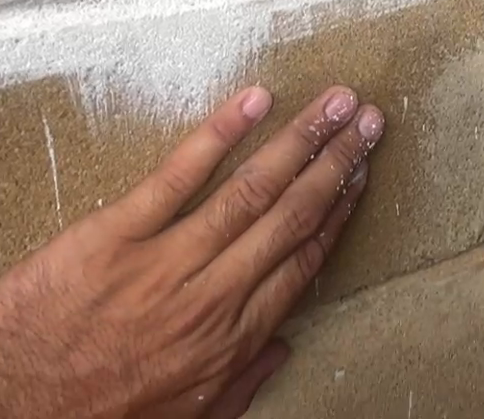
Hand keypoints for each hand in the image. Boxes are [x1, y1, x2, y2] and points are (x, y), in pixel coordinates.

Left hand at [0, 84, 382, 418]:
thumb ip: (238, 383)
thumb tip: (284, 342)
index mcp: (227, 342)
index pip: (302, 261)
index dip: (338, 212)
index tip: (361, 175)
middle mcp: (210, 297)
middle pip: (291, 216)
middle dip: (336, 163)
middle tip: (369, 121)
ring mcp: (164, 262)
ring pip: (251, 189)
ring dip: (299, 140)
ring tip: (334, 102)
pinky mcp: (114, 234)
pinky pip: (179, 175)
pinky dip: (221, 133)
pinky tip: (255, 99)